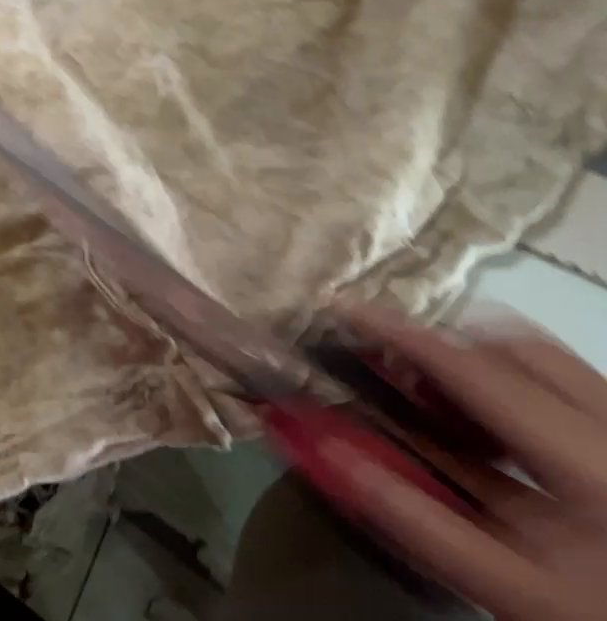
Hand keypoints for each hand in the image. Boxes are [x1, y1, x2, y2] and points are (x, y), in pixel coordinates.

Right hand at [325, 309, 606, 619]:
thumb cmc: (591, 606)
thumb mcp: (505, 582)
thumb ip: (415, 516)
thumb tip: (321, 447)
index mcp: (581, 458)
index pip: (472, 370)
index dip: (401, 333)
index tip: (340, 309)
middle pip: (517, 348)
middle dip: (446, 344)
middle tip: (394, 365)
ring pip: (545, 361)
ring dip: (477, 363)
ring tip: (432, 395)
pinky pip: (566, 388)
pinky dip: (510, 388)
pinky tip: (481, 427)